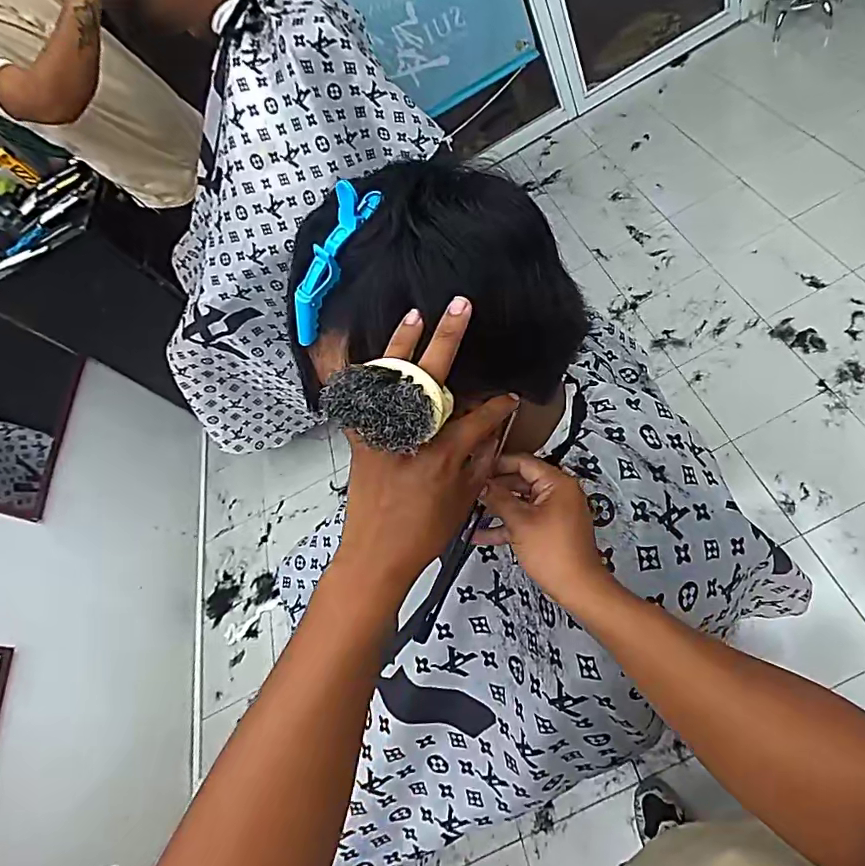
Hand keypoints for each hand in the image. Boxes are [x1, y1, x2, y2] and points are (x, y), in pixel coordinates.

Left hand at [334, 300, 518, 586]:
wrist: (375, 557)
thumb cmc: (422, 535)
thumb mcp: (463, 499)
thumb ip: (480, 461)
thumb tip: (492, 433)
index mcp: (441, 455)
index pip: (477, 418)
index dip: (497, 407)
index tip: (508, 399)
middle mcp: (408, 438)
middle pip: (430, 378)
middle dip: (448, 339)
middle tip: (459, 308)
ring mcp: (379, 436)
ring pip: (390, 381)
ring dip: (402, 344)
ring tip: (415, 316)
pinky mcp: (360, 441)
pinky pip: (356, 401)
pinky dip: (356, 375)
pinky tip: (361, 353)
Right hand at [477, 455, 611, 603]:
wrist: (576, 585)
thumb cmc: (556, 553)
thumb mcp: (520, 522)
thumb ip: (499, 500)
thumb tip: (484, 486)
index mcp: (558, 483)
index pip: (524, 462)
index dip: (498, 464)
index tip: (477, 467)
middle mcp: (560, 492)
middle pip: (521, 481)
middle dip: (495, 488)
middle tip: (471, 491)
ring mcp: (557, 511)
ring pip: (522, 502)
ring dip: (498, 508)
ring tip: (471, 511)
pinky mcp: (552, 528)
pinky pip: (527, 520)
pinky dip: (508, 526)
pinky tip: (482, 535)